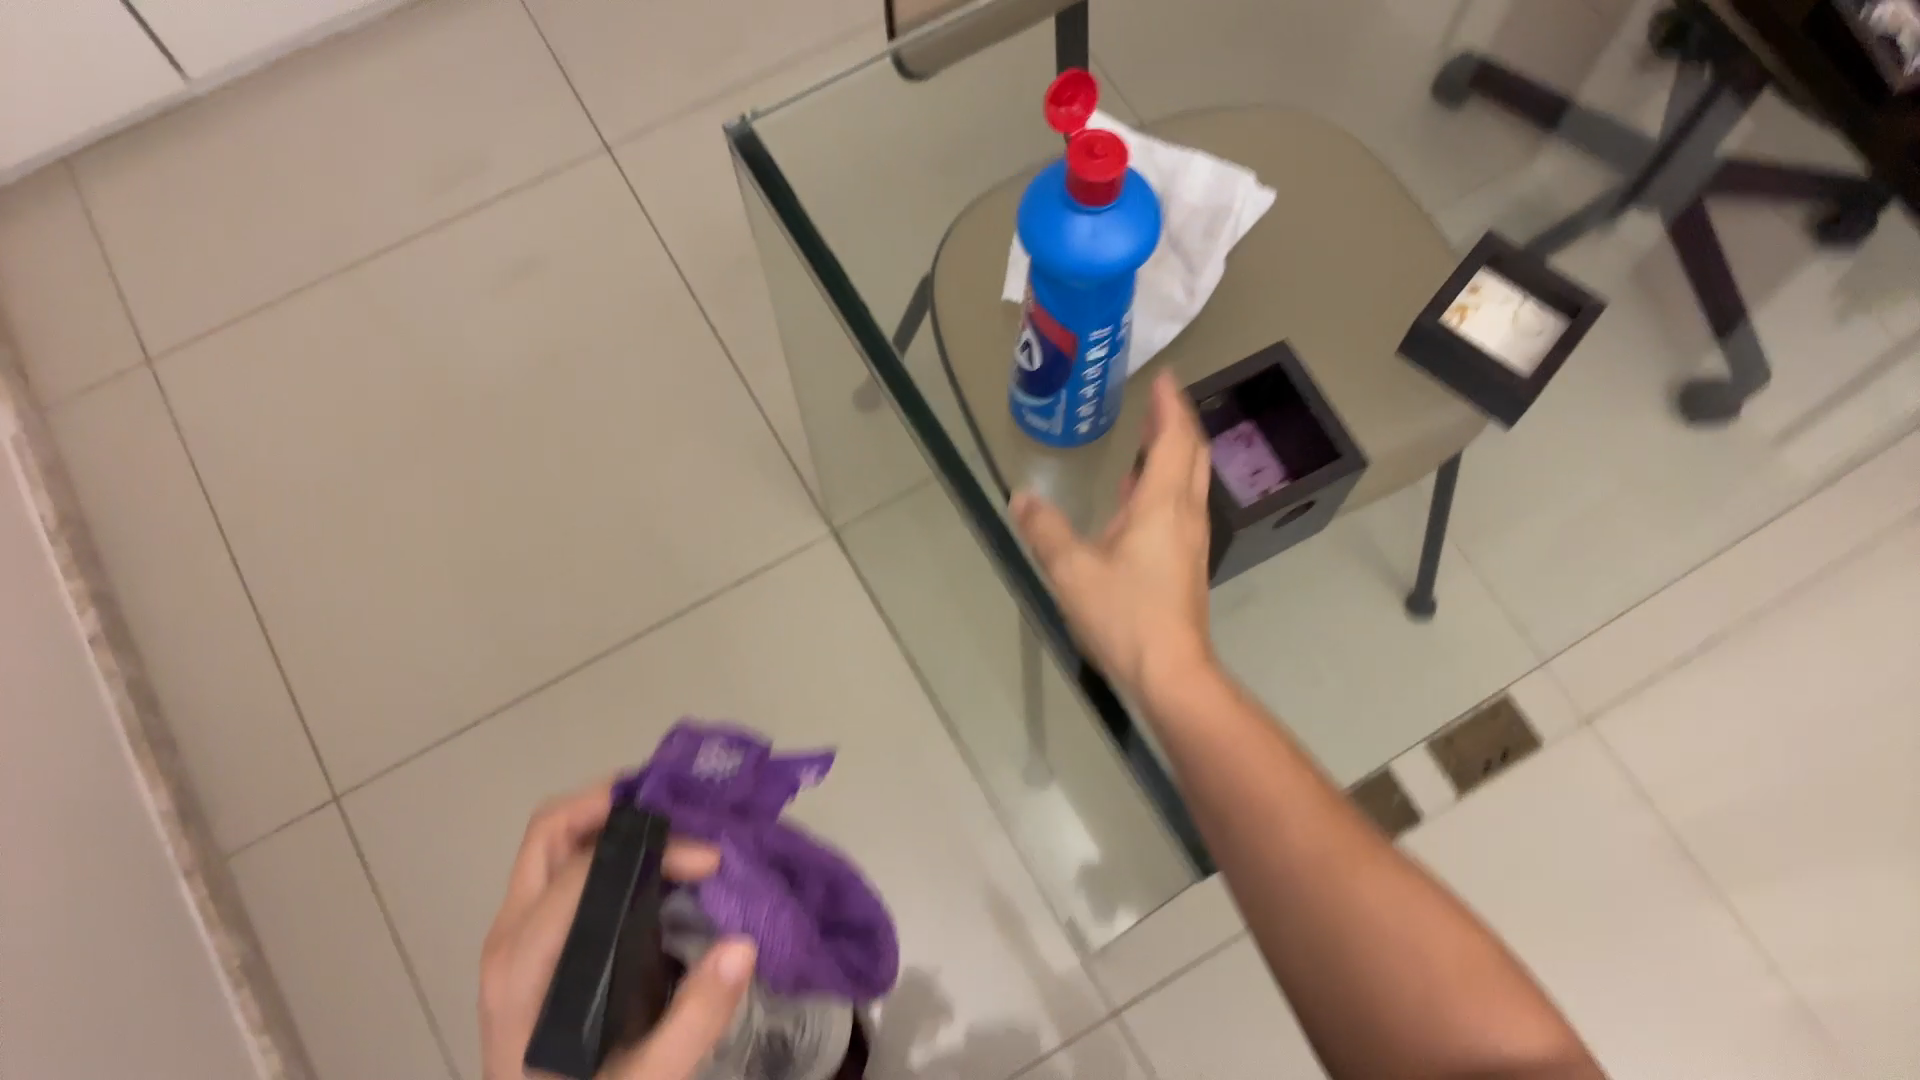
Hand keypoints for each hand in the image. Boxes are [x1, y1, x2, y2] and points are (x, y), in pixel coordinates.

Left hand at [480, 782, 756, 1079]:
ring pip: (553, 842)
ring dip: (610, 816)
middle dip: (616, 801)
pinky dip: (606, 842)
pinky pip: (559, 866)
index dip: (652, 849)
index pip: (584, 870)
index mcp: (525, 965)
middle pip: (550, 832)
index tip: (710, 859)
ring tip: (673, 818)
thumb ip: (692, 1022)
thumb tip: (743, 945)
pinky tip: (654, 855)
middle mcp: (510, 936)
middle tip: (682, 803)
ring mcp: (516, 935)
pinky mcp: (532, 941)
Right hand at [1011, 372, 1215, 701]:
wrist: (1171, 672)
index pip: (1173, 439)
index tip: (1165, 377)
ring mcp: (1189, 541)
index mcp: (1161, 505)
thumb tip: (1021, 498)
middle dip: (1176, 423)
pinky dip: (1164, 485)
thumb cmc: (1125, 615)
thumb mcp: (1072, 571)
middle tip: (1157, 401)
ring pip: (1189, 482)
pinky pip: (1179, 507)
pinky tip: (1136, 498)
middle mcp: (1184, 515)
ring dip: (1173, 453)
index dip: (1169, 406)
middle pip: (1190, 455)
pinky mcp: (1185, 564)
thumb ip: (1045, 531)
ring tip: (1148, 437)